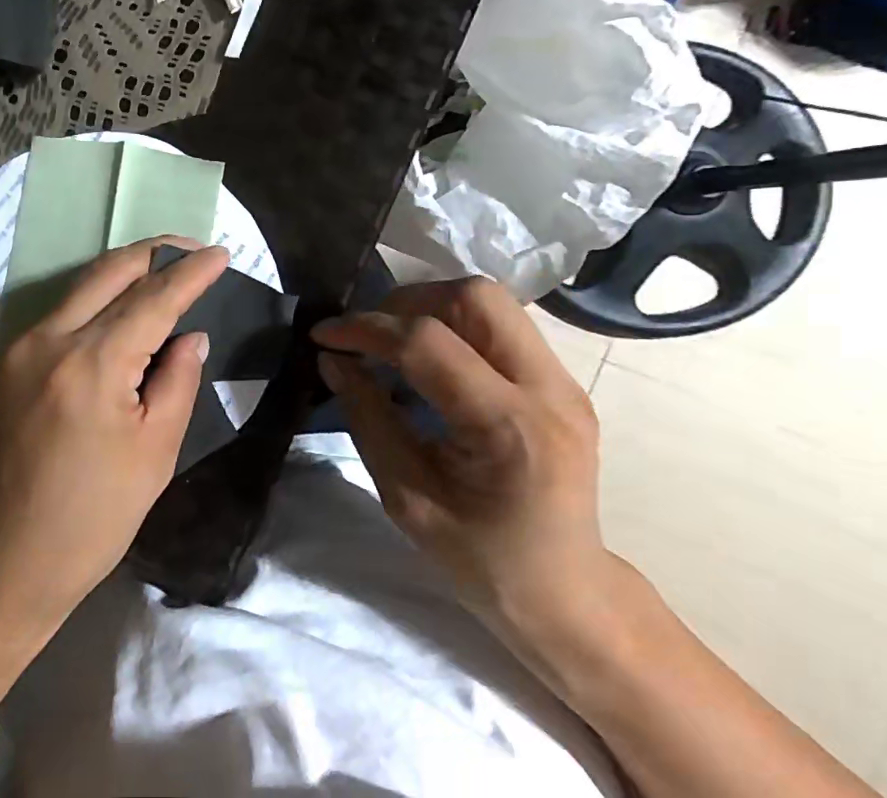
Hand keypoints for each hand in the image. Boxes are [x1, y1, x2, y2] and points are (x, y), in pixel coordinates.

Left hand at [0, 237, 227, 648]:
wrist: (4, 556)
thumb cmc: (91, 520)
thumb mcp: (153, 455)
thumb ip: (175, 382)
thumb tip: (189, 334)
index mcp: (90, 363)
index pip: (151, 299)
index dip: (189, 273)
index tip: (220, 251)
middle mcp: (48, 340)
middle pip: (106, 274)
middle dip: (151, 254)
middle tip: (189, 249)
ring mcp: (19, 349)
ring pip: (77, 289)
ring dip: (120, 273)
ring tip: (161, 271)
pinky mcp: (5, 365)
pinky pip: (56, 316)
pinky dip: (91, 301)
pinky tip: (116, 309)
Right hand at [311, 277, 613, 634]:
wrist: (563, 589)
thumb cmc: (477, 555)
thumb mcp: (403, 492)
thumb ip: (367, 417)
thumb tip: (333, 360)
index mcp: (508, 427)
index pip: (427, 341)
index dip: (364, 328)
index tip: (322, 338)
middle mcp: (549, 391)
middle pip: (475, 297)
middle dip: (404, 302)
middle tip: (365, 336)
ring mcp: (564, 384)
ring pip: (490, 302)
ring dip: (428, 310)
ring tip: (389, 346)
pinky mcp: (560, 385)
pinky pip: (499, 327)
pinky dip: (450, 327)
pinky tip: (422, 364)